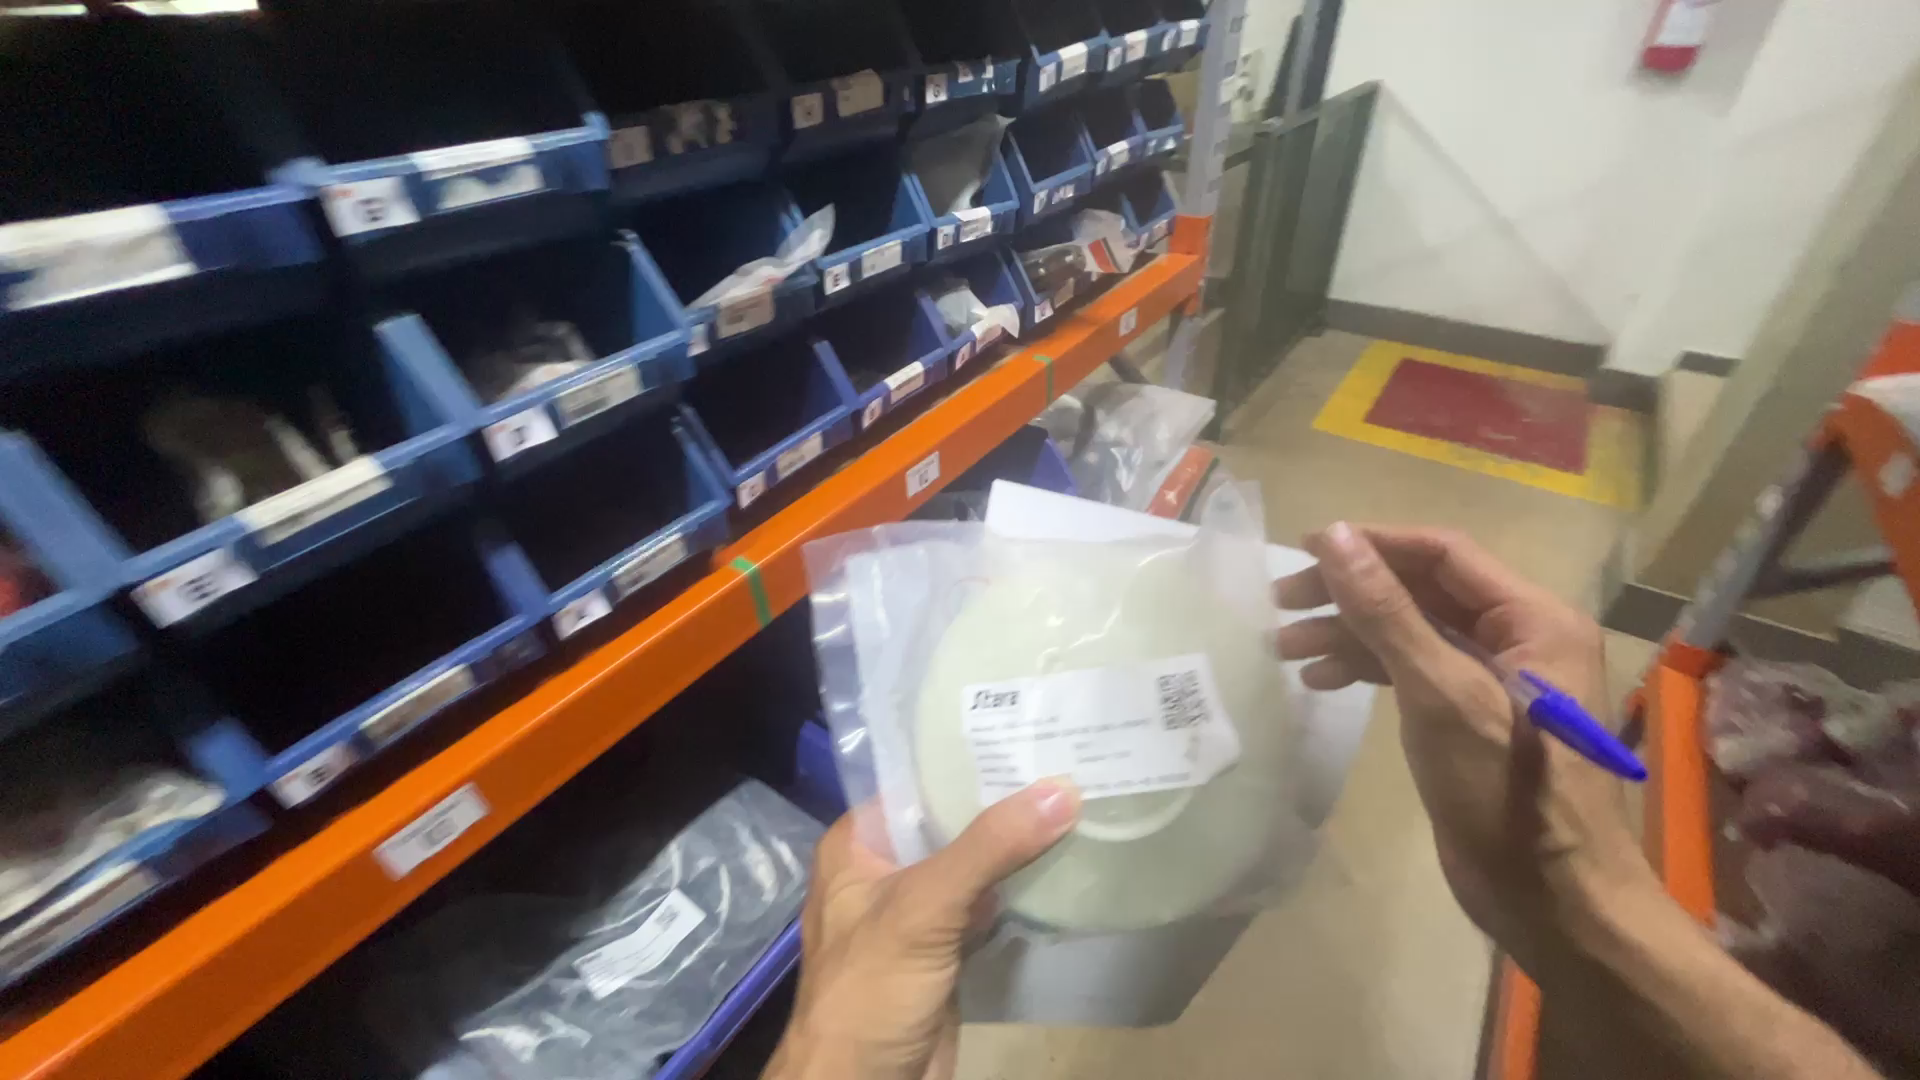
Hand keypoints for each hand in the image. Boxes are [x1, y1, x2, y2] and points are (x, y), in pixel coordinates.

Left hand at [765, 781, 1079, 1079]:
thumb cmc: (870, 988)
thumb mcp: (922, 907)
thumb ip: (988, 848)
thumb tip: (1061, 790)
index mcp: (859, 842)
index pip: (916, 780)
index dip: (966, 755)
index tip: (1024, 727)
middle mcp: (886, 866)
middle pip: (949, 819)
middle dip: (1001, 797)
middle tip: (1062, 758)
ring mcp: (918, 908)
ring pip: (973, 860)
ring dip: (1016, 840)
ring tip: (1073, 796)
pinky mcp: (947, 944)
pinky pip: (987, 899)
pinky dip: (1020, 883)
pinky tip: (1062, 858)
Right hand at [1273, 523, 1654, 973]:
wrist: (1548, 897)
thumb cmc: (1502, 789)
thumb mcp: (1438, 691)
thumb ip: (1385, 610)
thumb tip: (1335, 537)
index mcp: (1531, 618)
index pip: (1441, 554)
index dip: (1372, 544)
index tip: (1303, 549)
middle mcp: (1515, 637)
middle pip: (1418, 589)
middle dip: (1348, 591)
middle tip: (1282, 601)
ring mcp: (1488, 677)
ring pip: (1405, 629)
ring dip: (1345, 632)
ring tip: (1284, 647)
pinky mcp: (1463, 712)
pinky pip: (1406, 668)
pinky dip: (1361, 667)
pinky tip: (1319, 681)